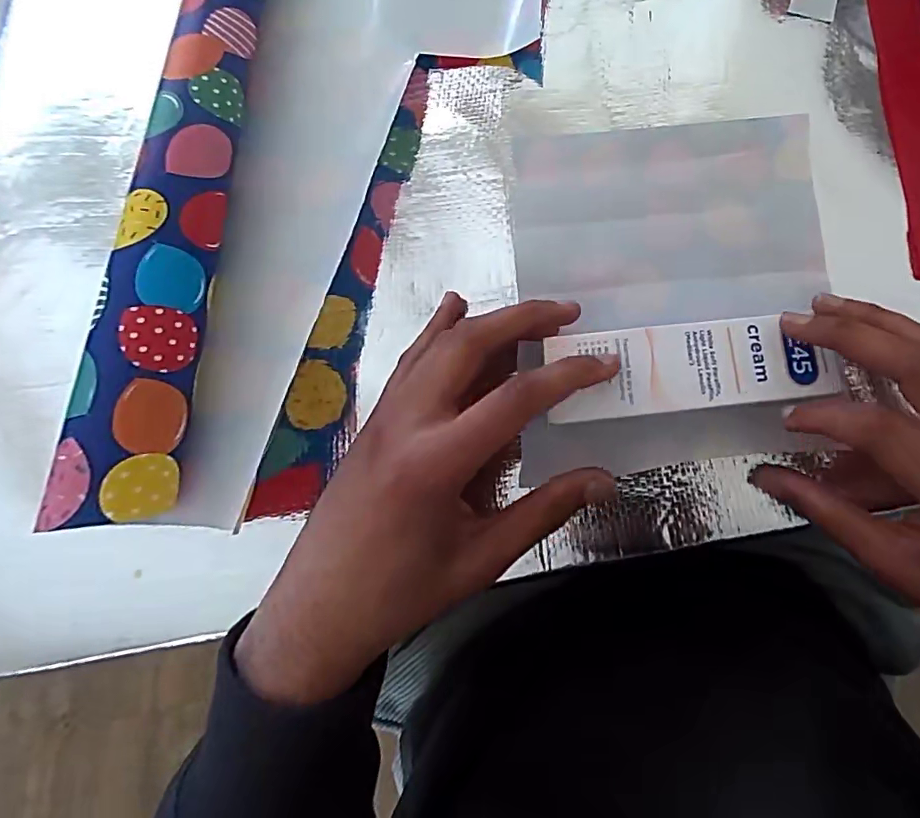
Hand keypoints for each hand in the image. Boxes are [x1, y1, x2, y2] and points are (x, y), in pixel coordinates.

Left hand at [235, 294, 618, 705]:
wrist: (314, 614)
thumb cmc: (401, 593)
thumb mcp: (482, 559)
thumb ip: (546, 510)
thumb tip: (603, 481)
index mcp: (435, 462)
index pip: (514, 398)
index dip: (567, 375)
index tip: (604, 363)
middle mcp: (407, 423)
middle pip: (469, 345)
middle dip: (524, 319)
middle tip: (569, 313)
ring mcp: (385, 416)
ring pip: (438, 344)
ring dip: (489, 320)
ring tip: (533, 312)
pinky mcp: (376, 419)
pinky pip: (412, 361)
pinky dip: (438, 329)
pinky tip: (455, 306)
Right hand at [751, 294, 919, 748]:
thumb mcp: (899, 569)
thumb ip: (832, 516)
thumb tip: (770, 476)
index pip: (888, 432)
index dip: (830, 417)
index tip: (789, 417)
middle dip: (854, 333)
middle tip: (801, 320)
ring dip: (881, 321)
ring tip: (829, 307)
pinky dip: (906, 336)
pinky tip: (872, 329)